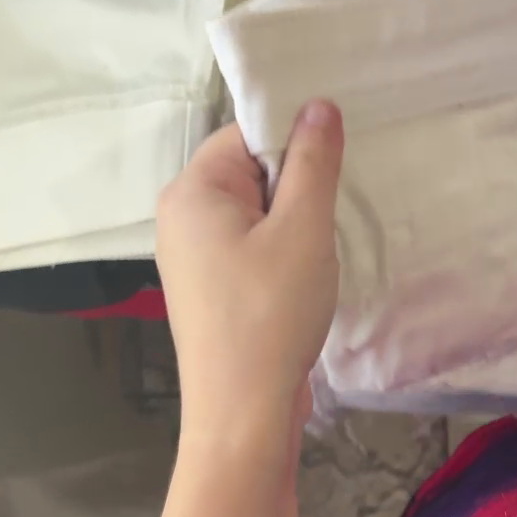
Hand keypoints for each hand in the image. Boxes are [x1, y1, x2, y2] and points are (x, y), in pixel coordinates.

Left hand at [155, 100, 344, 429]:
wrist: (243, 413)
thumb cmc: (272, 315)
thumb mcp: (304, 232)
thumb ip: (313, 164)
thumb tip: (319, 104)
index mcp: (192, 192)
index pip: (245, 136)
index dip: (294, 147)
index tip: (335, 177)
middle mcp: (181, 221)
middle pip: (249, 179)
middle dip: (297, 196)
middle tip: (331, 226)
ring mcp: (192, 264)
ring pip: (255, 223)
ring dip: (294, 235)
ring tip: (319, 265)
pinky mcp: (211, 299)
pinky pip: (250, 259)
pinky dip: (282, 265)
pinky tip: (303, 292)